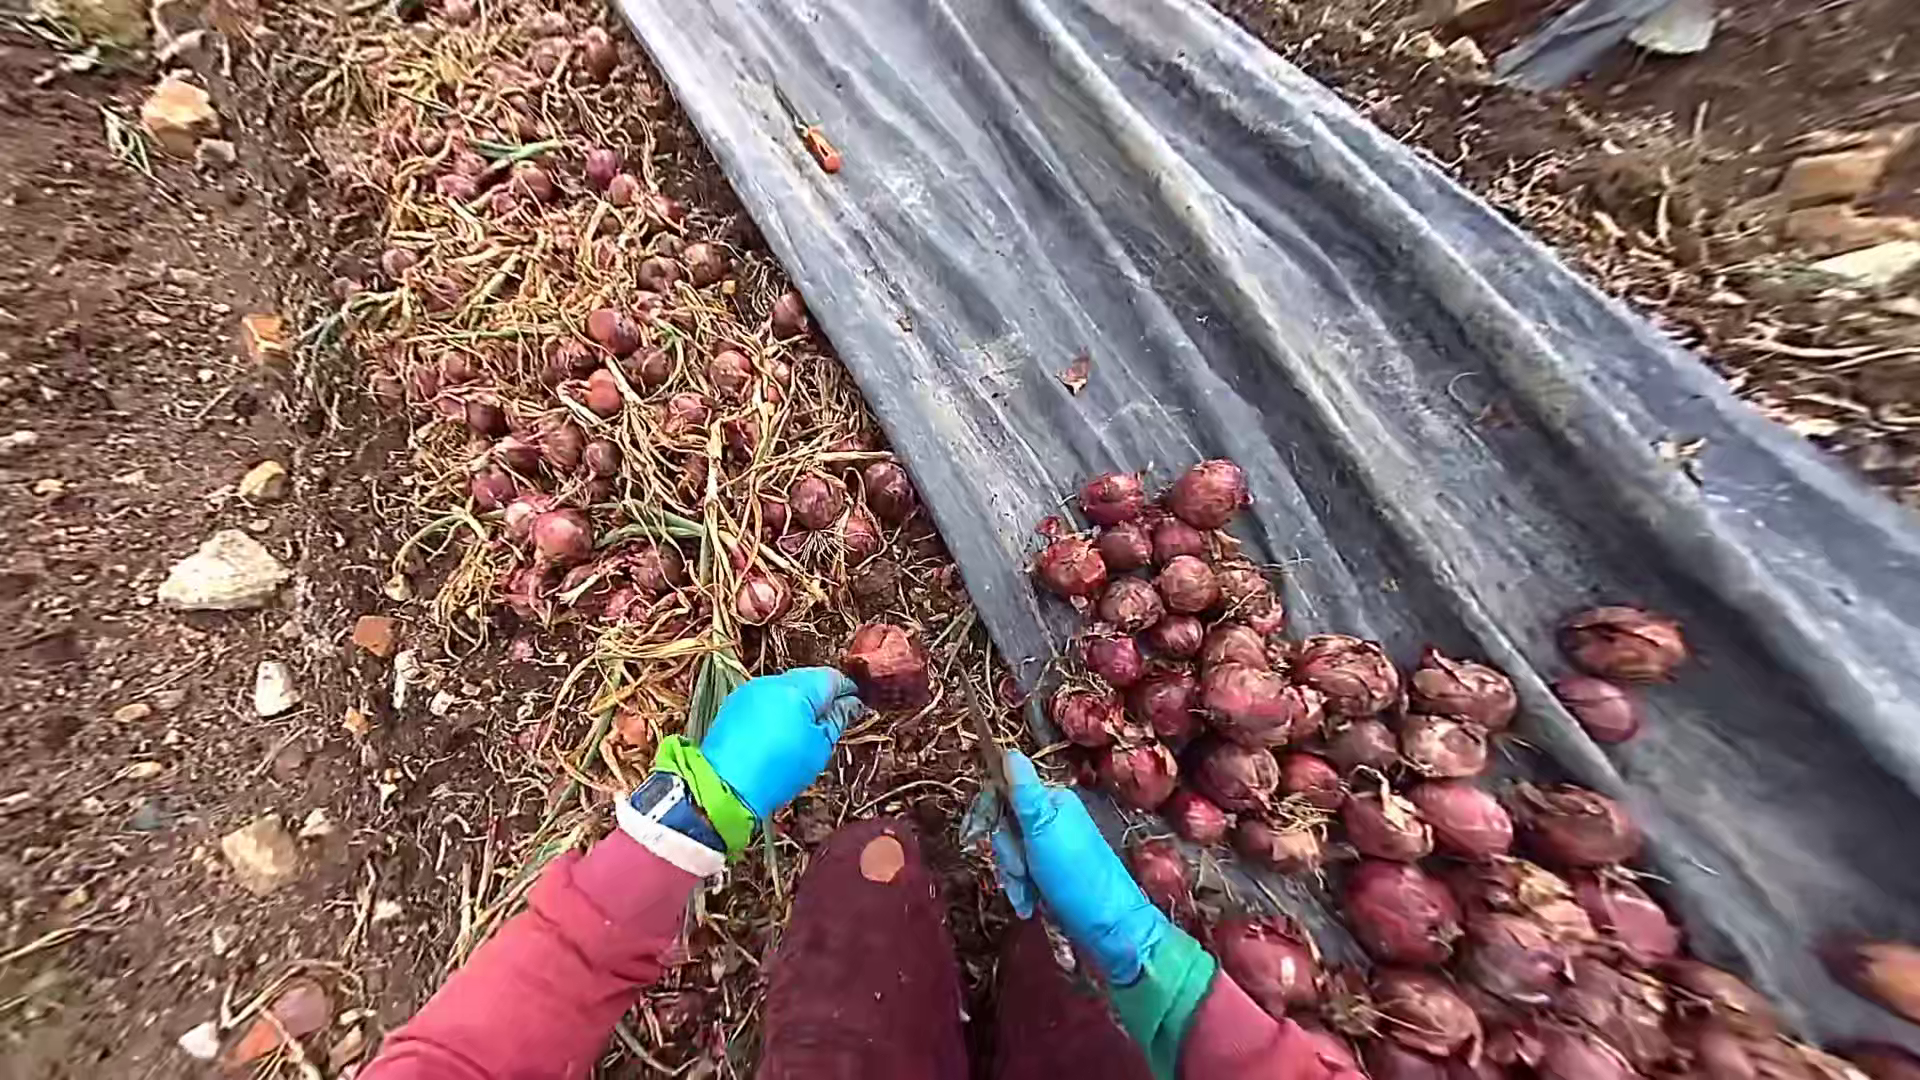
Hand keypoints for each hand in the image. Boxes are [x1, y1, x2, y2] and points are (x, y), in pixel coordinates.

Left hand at [701, 667, 863, 820]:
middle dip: (822, 697)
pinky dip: (778, 709)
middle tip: (829, 725)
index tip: (853, 708)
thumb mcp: (819, 746)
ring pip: (788, 687)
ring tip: (802, 733)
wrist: (724, 788)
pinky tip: (778, 733)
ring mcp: (753, 689)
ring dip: (799, 703)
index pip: (833, 677)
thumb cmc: (779, 770)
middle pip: (810, 679)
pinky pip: (767, 697)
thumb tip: (853, 702)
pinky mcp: (736, 702)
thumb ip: (838, 718)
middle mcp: (775, 681)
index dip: (847, 691)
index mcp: (800, 688)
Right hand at [991, 751, 1168, 983]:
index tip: (981, 833)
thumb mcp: (1044, 829)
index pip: (1005, 790)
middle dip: (1007, 853)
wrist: (1111, 931)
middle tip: (1021, 871)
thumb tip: (1008, 750)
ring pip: (1010, 852)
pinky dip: (1021, 889)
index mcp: (1052, 800)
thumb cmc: (1077, 875)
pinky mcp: (1050, 874)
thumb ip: (1023, 790)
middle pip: (1005, 823)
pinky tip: (1029, 904)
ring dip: (1013, 876)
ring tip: (1027, 895)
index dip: (991, 812)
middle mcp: (1051, 819)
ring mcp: (1050, 848)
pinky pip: (1021, 874)